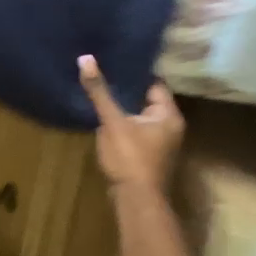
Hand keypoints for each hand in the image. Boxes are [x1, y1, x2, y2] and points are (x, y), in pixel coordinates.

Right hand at [79, 55, 184, 194]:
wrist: (136, 199)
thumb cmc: (131, 157)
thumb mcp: (112, 121)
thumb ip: (99, 91)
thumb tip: (86, 58)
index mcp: (169, 115)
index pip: (155, 83)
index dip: (135, 70)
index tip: (114, 55)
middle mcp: (169, 125)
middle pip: (146, 97)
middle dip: (126, 84)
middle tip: (102, 65)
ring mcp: (159, 139)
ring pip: (139, 111)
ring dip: (122, 101)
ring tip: (99, 82)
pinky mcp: (147, 149)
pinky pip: (134, 124)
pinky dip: (121, 116)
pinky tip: (102, 109)